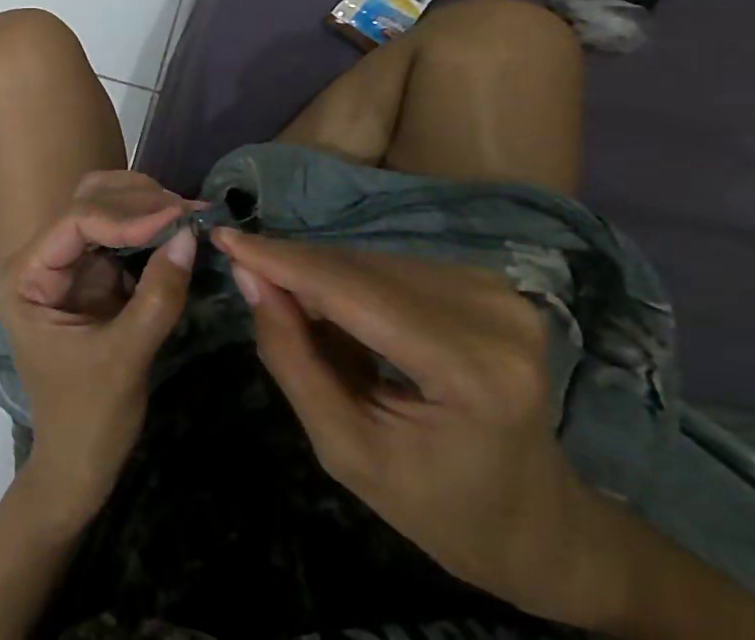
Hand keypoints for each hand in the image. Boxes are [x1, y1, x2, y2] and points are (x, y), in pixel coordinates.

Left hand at [0, 172, 197, 518]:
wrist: (83, 456)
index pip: (75, 222)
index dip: (127, 215)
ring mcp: (72, 266)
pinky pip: (125, 233)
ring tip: (188, 215)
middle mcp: (44, 261)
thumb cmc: (90, 415)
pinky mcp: (98, 275)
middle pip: (89, 202)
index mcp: (27, 280)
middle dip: (139, 202)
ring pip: (106, 208)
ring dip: (147, 204)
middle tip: (189, 212)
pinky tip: (181, 227)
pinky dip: (154, 224)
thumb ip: (157, 296)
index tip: (177, 219)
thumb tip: (190, 235)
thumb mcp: (126, 357)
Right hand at [214, 228, 633, 629]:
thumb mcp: (348, 450)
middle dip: (299, 268)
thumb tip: (251, 280)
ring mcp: (502, 292)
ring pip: (381, 262)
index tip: (224, 237)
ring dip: (326, 277)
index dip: (287, 261)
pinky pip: (401, 270)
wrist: (530, 517)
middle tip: (245, 273)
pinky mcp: (494, 285)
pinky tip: (338, 313)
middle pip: (369, 269)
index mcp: (472, 369)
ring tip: (292, 307)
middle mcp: (495, 312)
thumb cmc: (436, 507)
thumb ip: (296, 361)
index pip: (359, 294)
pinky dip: (358, 284)